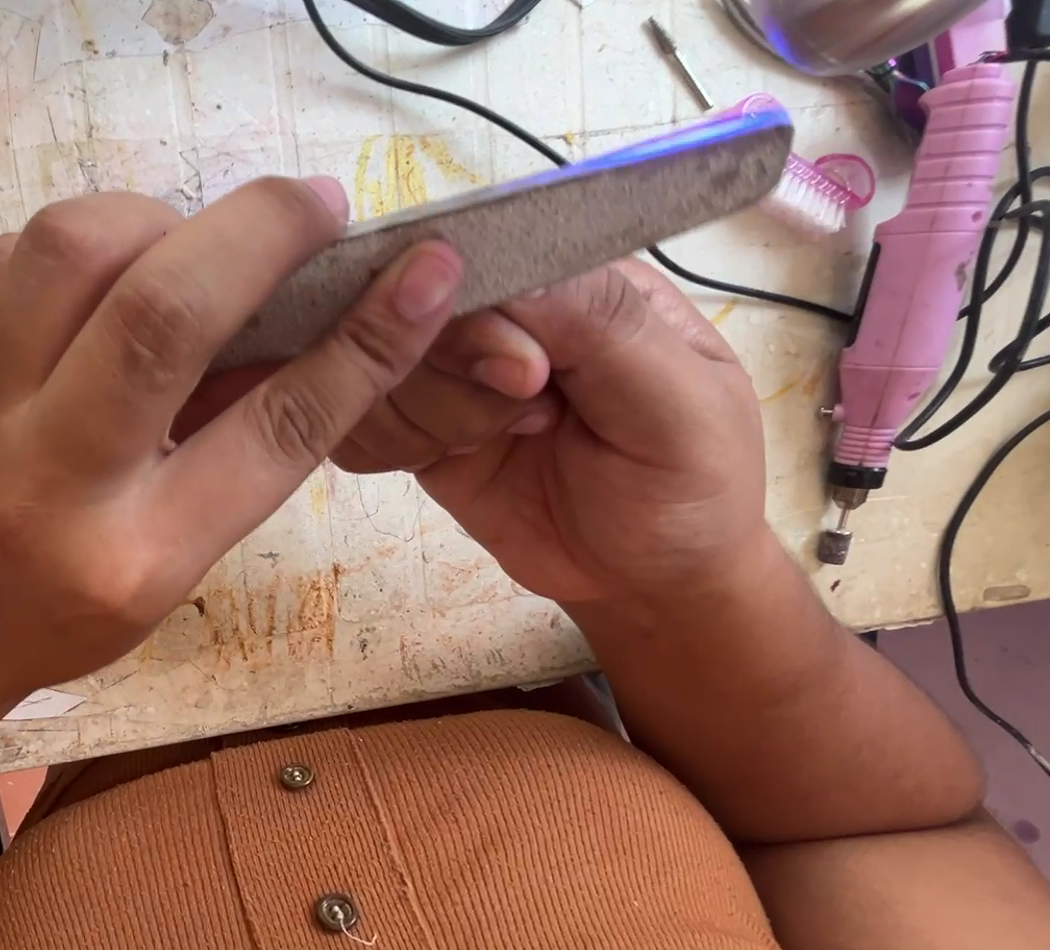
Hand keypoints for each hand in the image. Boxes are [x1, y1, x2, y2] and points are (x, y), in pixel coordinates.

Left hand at [0, 178, 469, 713]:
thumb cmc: (71, 615)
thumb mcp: (176, 565)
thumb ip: (242, 458)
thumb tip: (304, 327)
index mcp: (133, 553)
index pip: (267, 433)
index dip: (358, 346)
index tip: (421, 275)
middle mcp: (47, 476)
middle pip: (160, 314)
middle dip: (258, 230)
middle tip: (313, 207)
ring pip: (70, 249)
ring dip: (158, 219)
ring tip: (192, 247)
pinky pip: (11, 253)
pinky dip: (81, 236)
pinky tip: (108, 270)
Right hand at [361, 259, 771, 604]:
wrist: (637, 583)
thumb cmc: (685, 489)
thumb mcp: (678, 404)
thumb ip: (603, 325)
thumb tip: (507, 266)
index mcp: (575, 288)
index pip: (488, 266)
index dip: (482, 319)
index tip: (520, 378)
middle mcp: (504, 324)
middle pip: (415, 318)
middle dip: (454, 385)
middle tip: (523, 429)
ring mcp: (453, 381)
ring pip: (380, 373)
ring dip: (428, 425)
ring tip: (493, 452)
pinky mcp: (420, 430)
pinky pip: (364, 422)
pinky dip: (388, 447)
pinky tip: (443, 466)